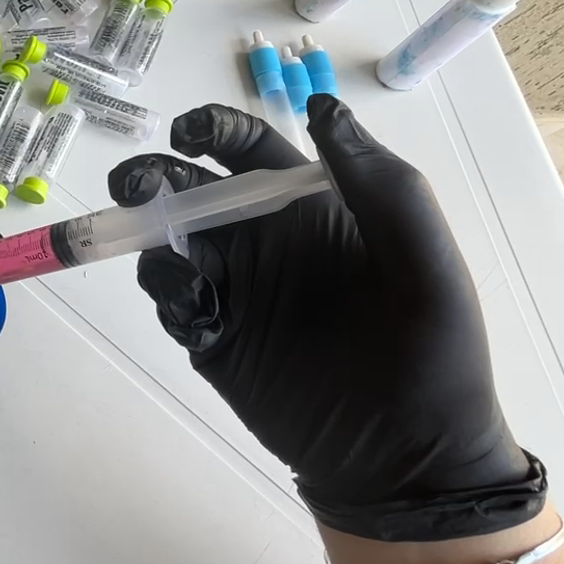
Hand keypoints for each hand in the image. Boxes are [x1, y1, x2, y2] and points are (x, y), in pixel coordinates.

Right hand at [106, 95, 542, 541]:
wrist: (402, 457)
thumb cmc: (429, 352)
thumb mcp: (425, 265)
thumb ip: (380, 185)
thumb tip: (322, 106)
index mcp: (305, 208)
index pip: (244, 148)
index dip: (209, 128)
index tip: (182, 134)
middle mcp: (255, 236)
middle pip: (183, 187)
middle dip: (149, 178)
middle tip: (134, 189)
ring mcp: (224, 283)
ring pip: (161, 239)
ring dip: (148, 235)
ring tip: (176, 266)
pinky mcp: (202, 328)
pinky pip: (166, 294)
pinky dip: (167, 292)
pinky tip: (197, 313)